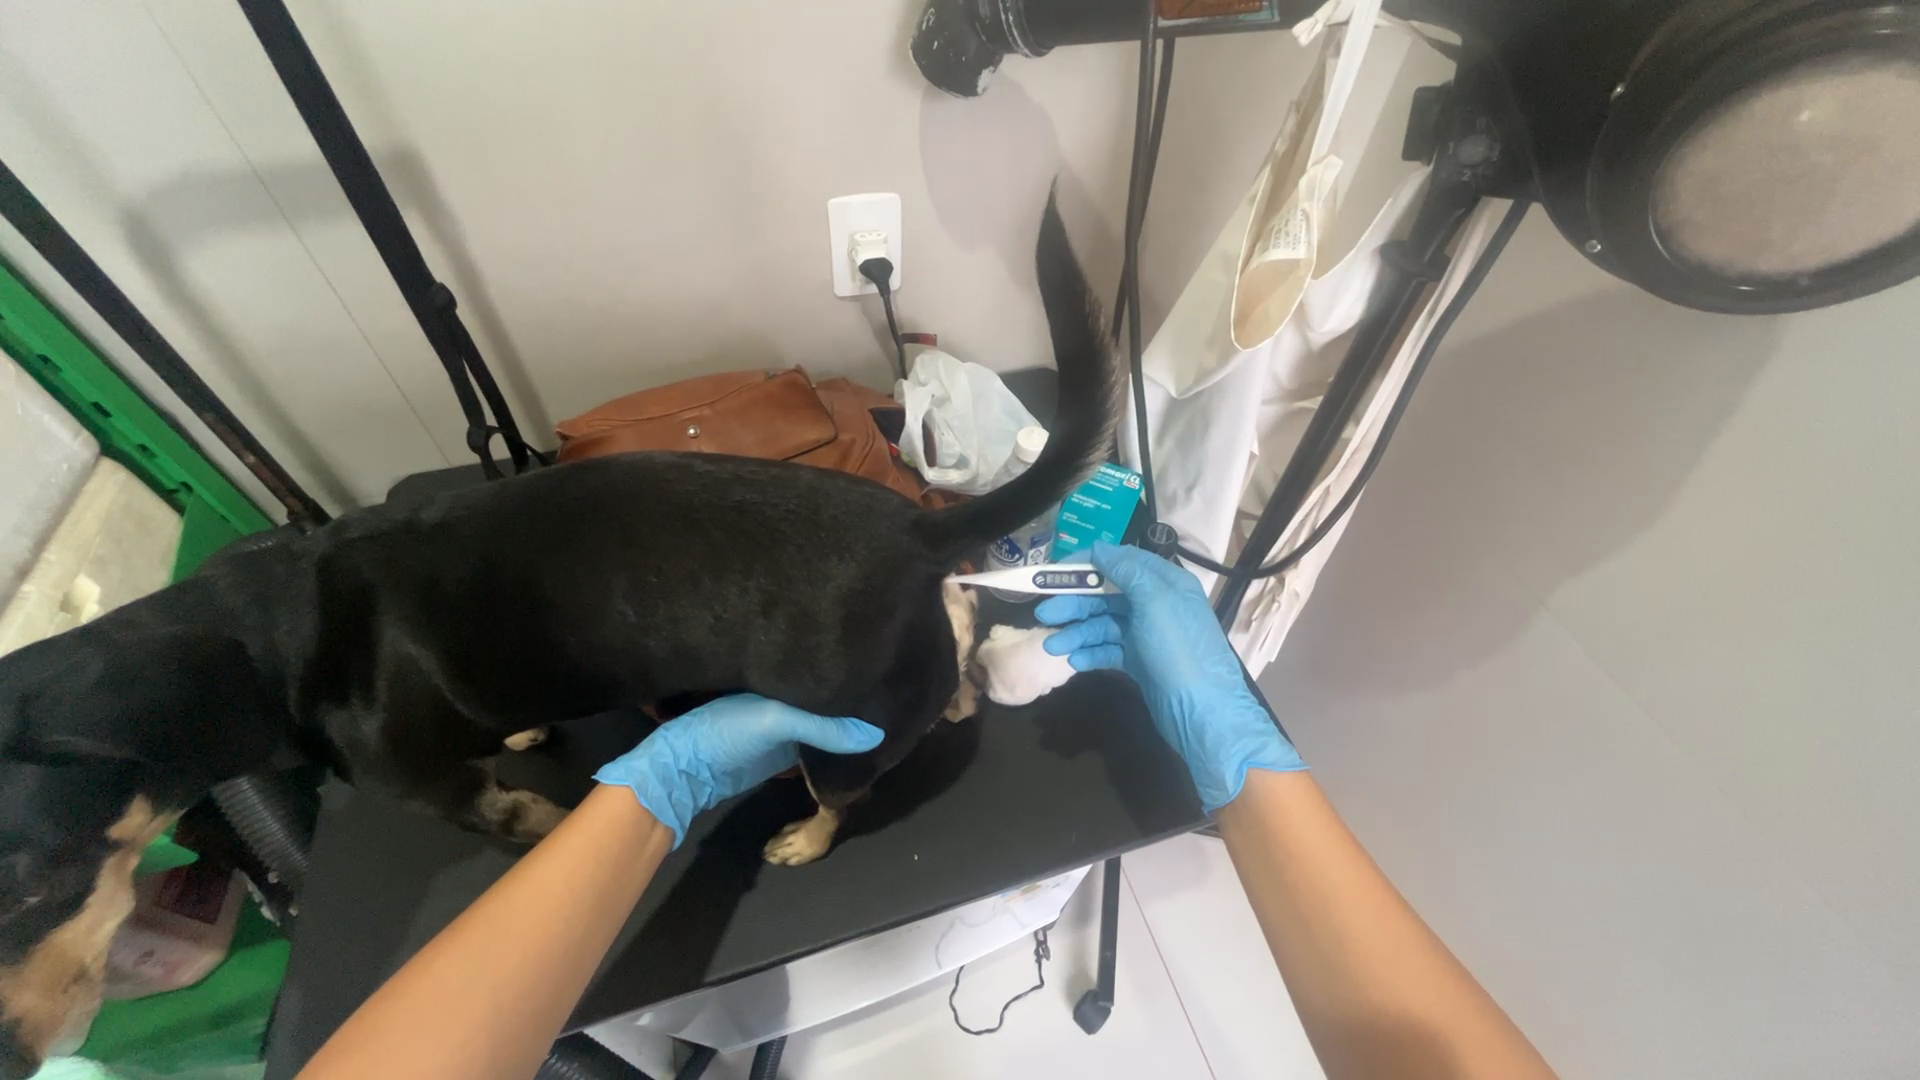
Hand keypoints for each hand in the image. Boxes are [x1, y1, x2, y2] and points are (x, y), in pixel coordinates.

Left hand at [594, 695, 882, 846]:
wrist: (686, 775)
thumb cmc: (726, 732)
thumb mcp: (777, 721)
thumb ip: (824, 726)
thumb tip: (876, 735)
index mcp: (784, 674)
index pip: (829, 669)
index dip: (855, 673)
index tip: (888, 675)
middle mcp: (790, 694)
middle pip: (831, 696)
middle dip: (855, 699)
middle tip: (894, 703)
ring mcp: (788, 724)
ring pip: (827, 722)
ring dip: (848, 726)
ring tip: (887, 721)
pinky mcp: (787, 751)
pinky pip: (819, 746)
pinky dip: (835, 748)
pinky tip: (860, 746)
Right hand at [1036, 542, 1303, 809]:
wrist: (1203, 713)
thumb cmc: (1179, 650)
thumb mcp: (1155, 601)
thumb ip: (1126, 571)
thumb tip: (1098, 547)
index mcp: (1164, 584)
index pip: (1121, 561)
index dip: (1088, 564)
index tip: (1056, 572)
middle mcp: (1155, 605)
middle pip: (1106, 596)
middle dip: (1075, 604)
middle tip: (1043, 614)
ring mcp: (1146, 636)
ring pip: (1103, 625)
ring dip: (1077, 633)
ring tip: (1052, 647)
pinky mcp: (1139, 662)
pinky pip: (1108, 650)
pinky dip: (1090, 653)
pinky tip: (1073, 662)